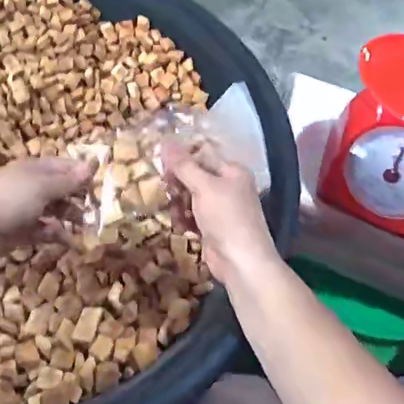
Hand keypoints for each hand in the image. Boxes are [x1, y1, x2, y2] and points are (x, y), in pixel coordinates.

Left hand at [0, 157, 91, 238]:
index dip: (81, 174)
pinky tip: (67, 241)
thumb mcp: (43, 187)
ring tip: (85, 228)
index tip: (99, 186)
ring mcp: (23, 209)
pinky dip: (54, 233)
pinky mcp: (19, 231)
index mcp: (33, 169)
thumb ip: (68, 180)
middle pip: (59, 189)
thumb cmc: (10, 199)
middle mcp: (29, 186)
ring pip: (53, 211)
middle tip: (96, 211)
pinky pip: (42, 229)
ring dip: (69, 217)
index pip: (63, 166)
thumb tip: (93, 164)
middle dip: (77, 199)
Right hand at [163, 144, 276, 284]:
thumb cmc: (226, 217)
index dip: (182, 159)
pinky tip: (180, 225)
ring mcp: (221, 208)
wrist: (242, 262)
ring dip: (180, 203)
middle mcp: (228, 186)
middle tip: (166, 189)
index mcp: (232, 171)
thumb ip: (184, 165)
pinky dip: (185, 218)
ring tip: (175, 211)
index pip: (202, 155)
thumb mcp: (204, 187)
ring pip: (191, 196)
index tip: (162, 165)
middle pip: (195, 176)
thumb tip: (166, 140)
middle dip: (179, 183)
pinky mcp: (213, 227)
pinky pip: (193, 215)